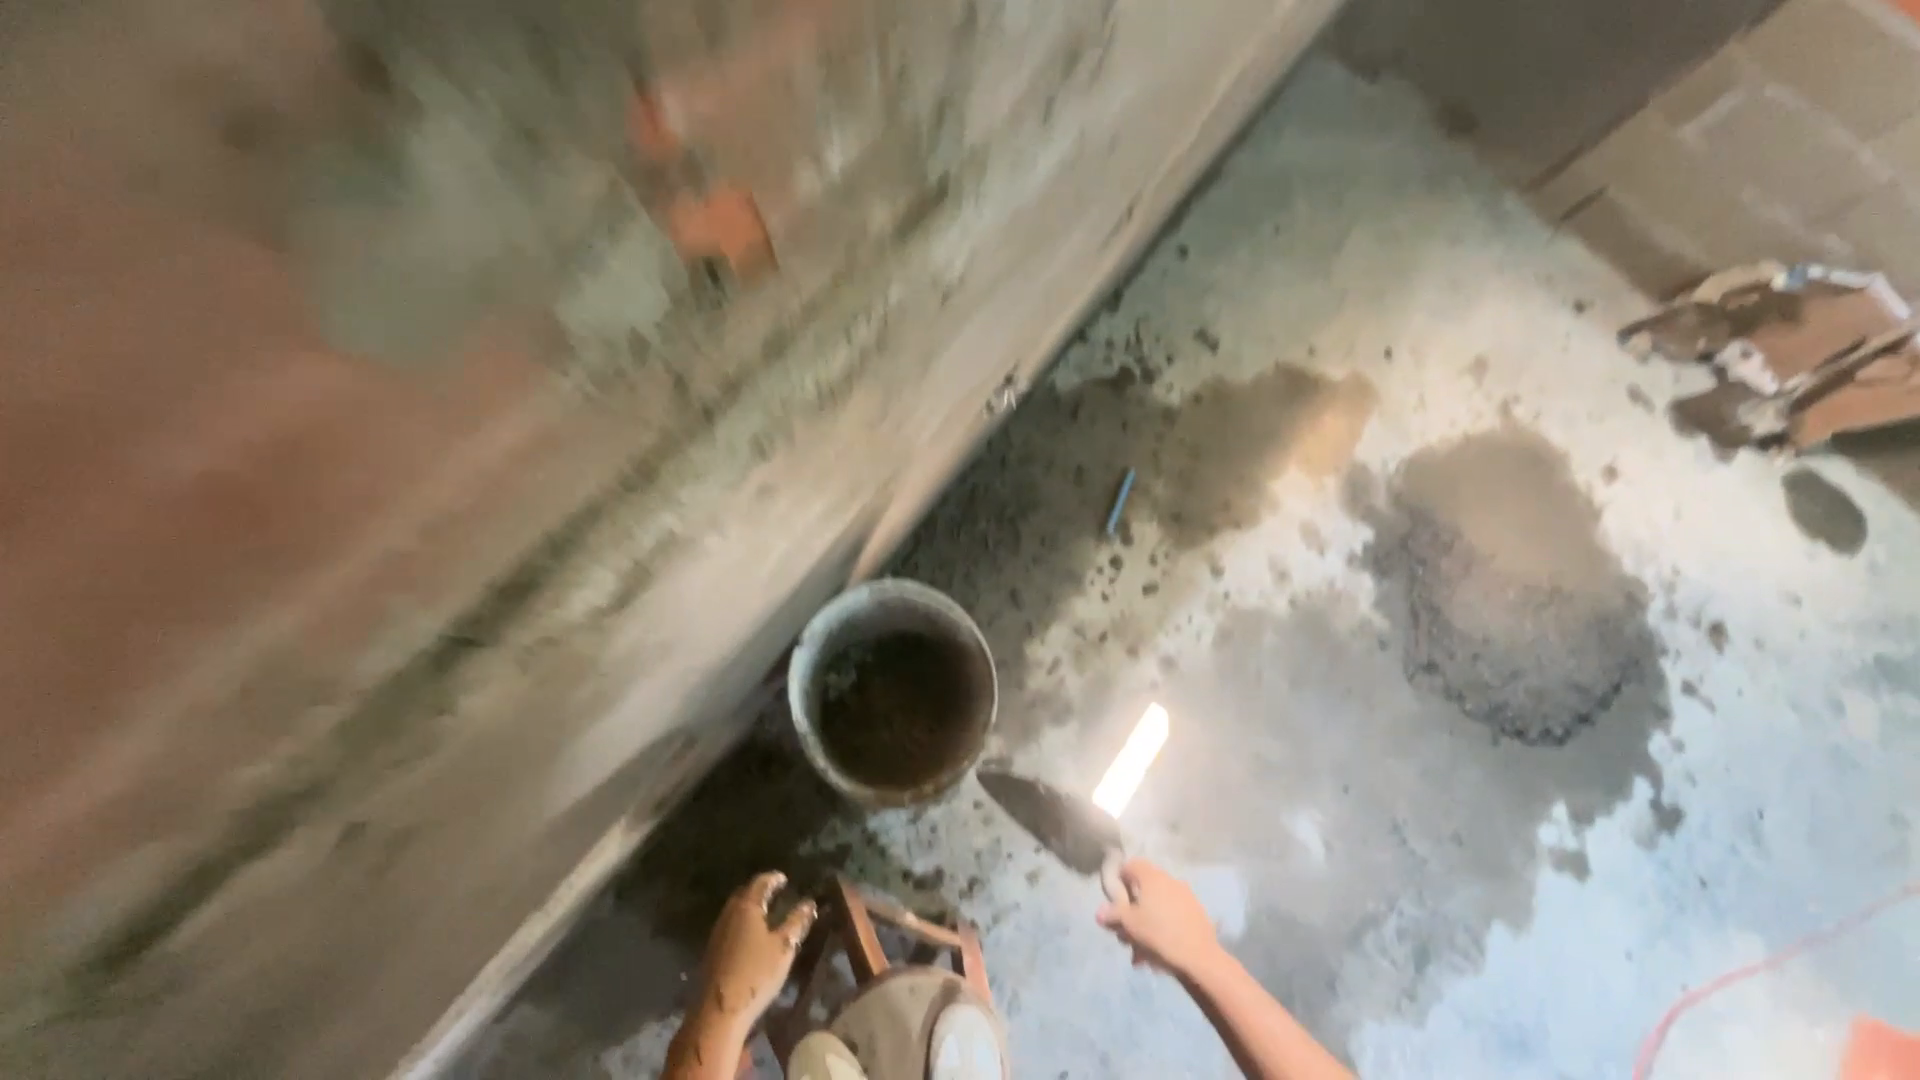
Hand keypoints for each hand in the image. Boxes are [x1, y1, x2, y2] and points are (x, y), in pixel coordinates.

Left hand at [693, 871, 817, 1035]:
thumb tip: (809, 902)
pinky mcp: (712, 951)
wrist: (719, 1011)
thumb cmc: (757, 974)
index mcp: (747, 908)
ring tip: (764, 910)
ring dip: (749, 906)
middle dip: (758, 890)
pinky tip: (749, 933)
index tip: (783, 878)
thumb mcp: (784, 947)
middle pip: (743, 894)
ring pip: (734, 910)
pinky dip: (741, 921)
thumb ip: (796, 922)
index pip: (760, 883)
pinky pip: (729, 925)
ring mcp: (717, 933)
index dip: (773, 878)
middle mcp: (729, 914)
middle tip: (773, 891)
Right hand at [1095, 858, 1221, 978]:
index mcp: (1152, 877)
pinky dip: (1163, 929)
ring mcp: (1186, 896)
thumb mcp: (1129, 925)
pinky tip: (1158, 953)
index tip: (1115, 900)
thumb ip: (1113, 914)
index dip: (1120, 879)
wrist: (1200, 958)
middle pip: (1144, 889)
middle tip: (1126, 933)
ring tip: (1141, 953)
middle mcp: (1169, 880)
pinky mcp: (1197, 913)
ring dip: (1147, 924)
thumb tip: (1100, 911)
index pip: (1131, 865)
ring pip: (1158, 906)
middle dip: (1133, 911)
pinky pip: (1172, 916)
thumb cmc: (1158, 934)